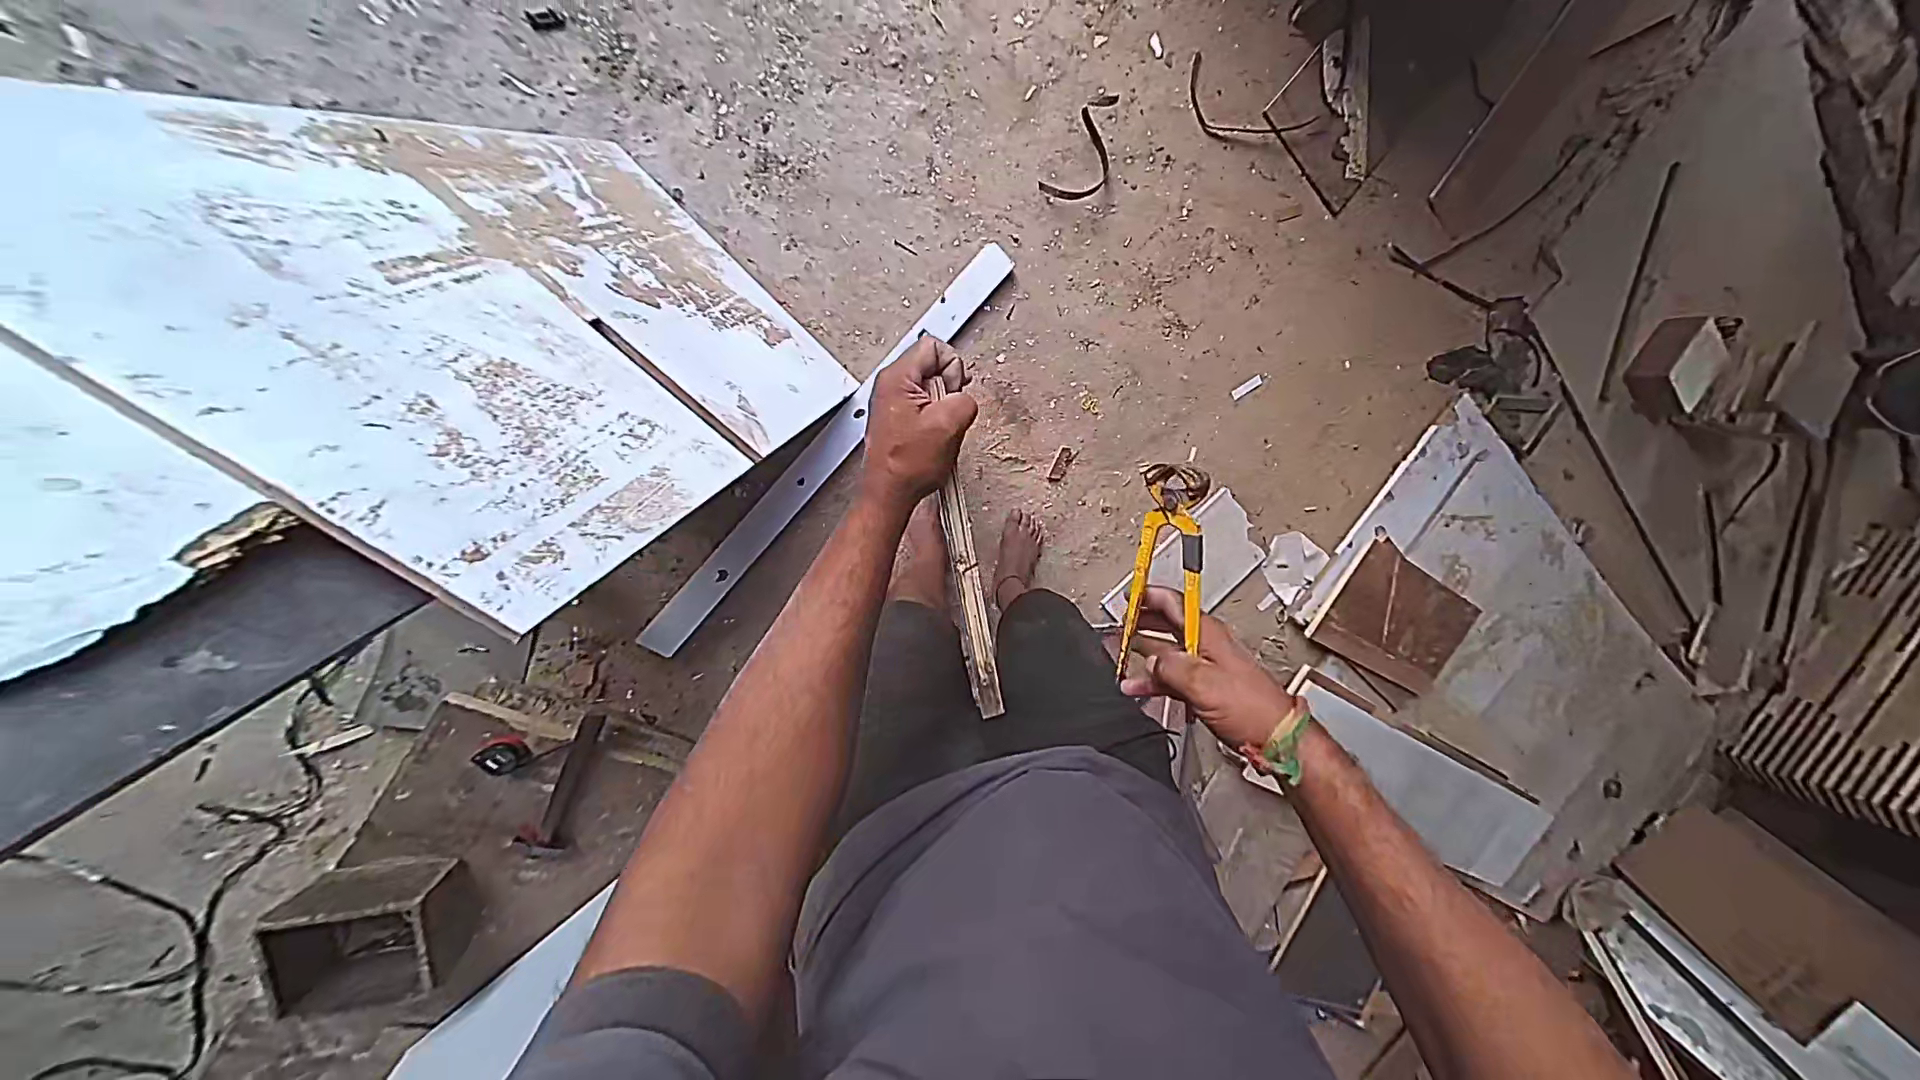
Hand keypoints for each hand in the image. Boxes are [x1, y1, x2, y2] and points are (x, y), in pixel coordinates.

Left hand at [860, 336, 977, 508]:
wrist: (889, 494)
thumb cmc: (906, 466)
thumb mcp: (949, 424)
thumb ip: (964, 397)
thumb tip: (963, 396)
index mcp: (896, 378)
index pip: (933, 346)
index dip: (952, 366)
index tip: (953, 391)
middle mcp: (890, 386)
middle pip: (933, 366)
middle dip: (949, 388)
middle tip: (946, 413)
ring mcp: (892, 403)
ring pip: (932, 389)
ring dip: (944, 408)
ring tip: (939, 430)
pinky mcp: (897, 419)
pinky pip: (926, 408)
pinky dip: (936, 420)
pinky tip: (934, 438)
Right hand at [1118, 586, 1299, 750]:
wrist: (1277, 738)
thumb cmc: (1254, 709)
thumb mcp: (1205, 683)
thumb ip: (1171, 667)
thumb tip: (1149, 661)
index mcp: (1208, 634)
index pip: (1174, 602)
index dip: (1148, 596)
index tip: (1128, 597)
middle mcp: (1206, 645)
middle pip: (1167, 623)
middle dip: (1141, 622)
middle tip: (1119, 623)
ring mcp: (1204, 666)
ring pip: (1166, 651)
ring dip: (1142, 652)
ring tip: (1119, 652)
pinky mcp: (1204, 687)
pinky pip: (1171, 676)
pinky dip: (1153, 679)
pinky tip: (1137, 686)